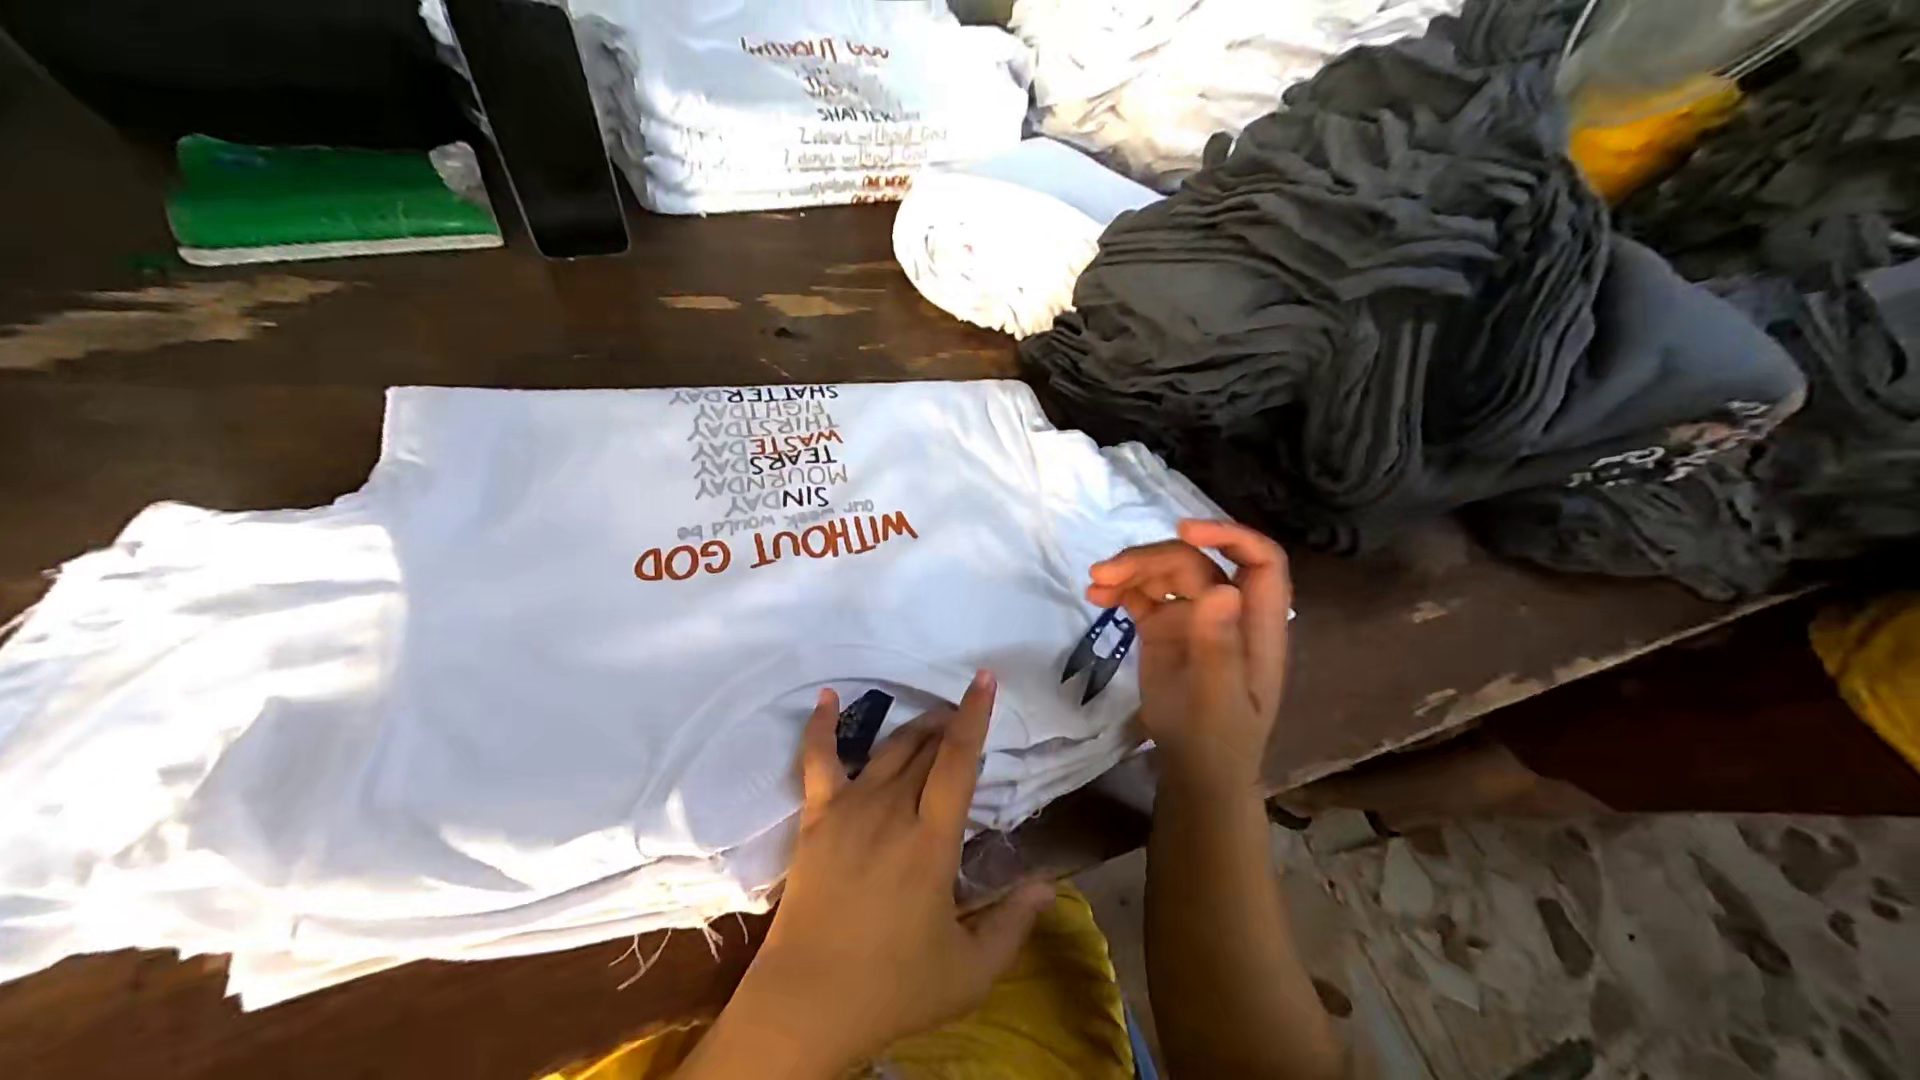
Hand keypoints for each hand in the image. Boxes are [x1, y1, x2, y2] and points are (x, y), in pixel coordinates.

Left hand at [683, 672, 1054, 1079]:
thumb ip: (1013, 923)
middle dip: (950, 725)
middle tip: (966, 717)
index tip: (985, 681)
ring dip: (914, 728)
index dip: (975, 716)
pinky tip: (827, 697)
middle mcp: (891, 811)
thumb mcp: (969, 970)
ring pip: (887, 749)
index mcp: (931, 841)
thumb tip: (1050, 885)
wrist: (807, 1004)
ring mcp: (849, 809)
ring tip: (934, 717)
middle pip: (926, 749)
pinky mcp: (816, 818)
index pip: (958, 761)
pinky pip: (817, 760)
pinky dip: (821, 725)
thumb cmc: (893, 988)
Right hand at [1087, 520, 1291, 787]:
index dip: (1229, 536)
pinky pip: (1142, 595)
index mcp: (1256, 622)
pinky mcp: (1164, 627)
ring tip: (1094, 582)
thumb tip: (1220, 589)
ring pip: (1164, 573)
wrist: (1193, 767)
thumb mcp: (1220, 700)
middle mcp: (1226, 610)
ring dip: (1129, 570)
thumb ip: (1220, 647)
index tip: (1186, 530)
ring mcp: (1193, 616)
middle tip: (1106, 572)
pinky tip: (1096, 596)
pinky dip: (1119, 590)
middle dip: (1152, 559)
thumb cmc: (1218, 739)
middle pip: (1194, 562)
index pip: (1260, 561)